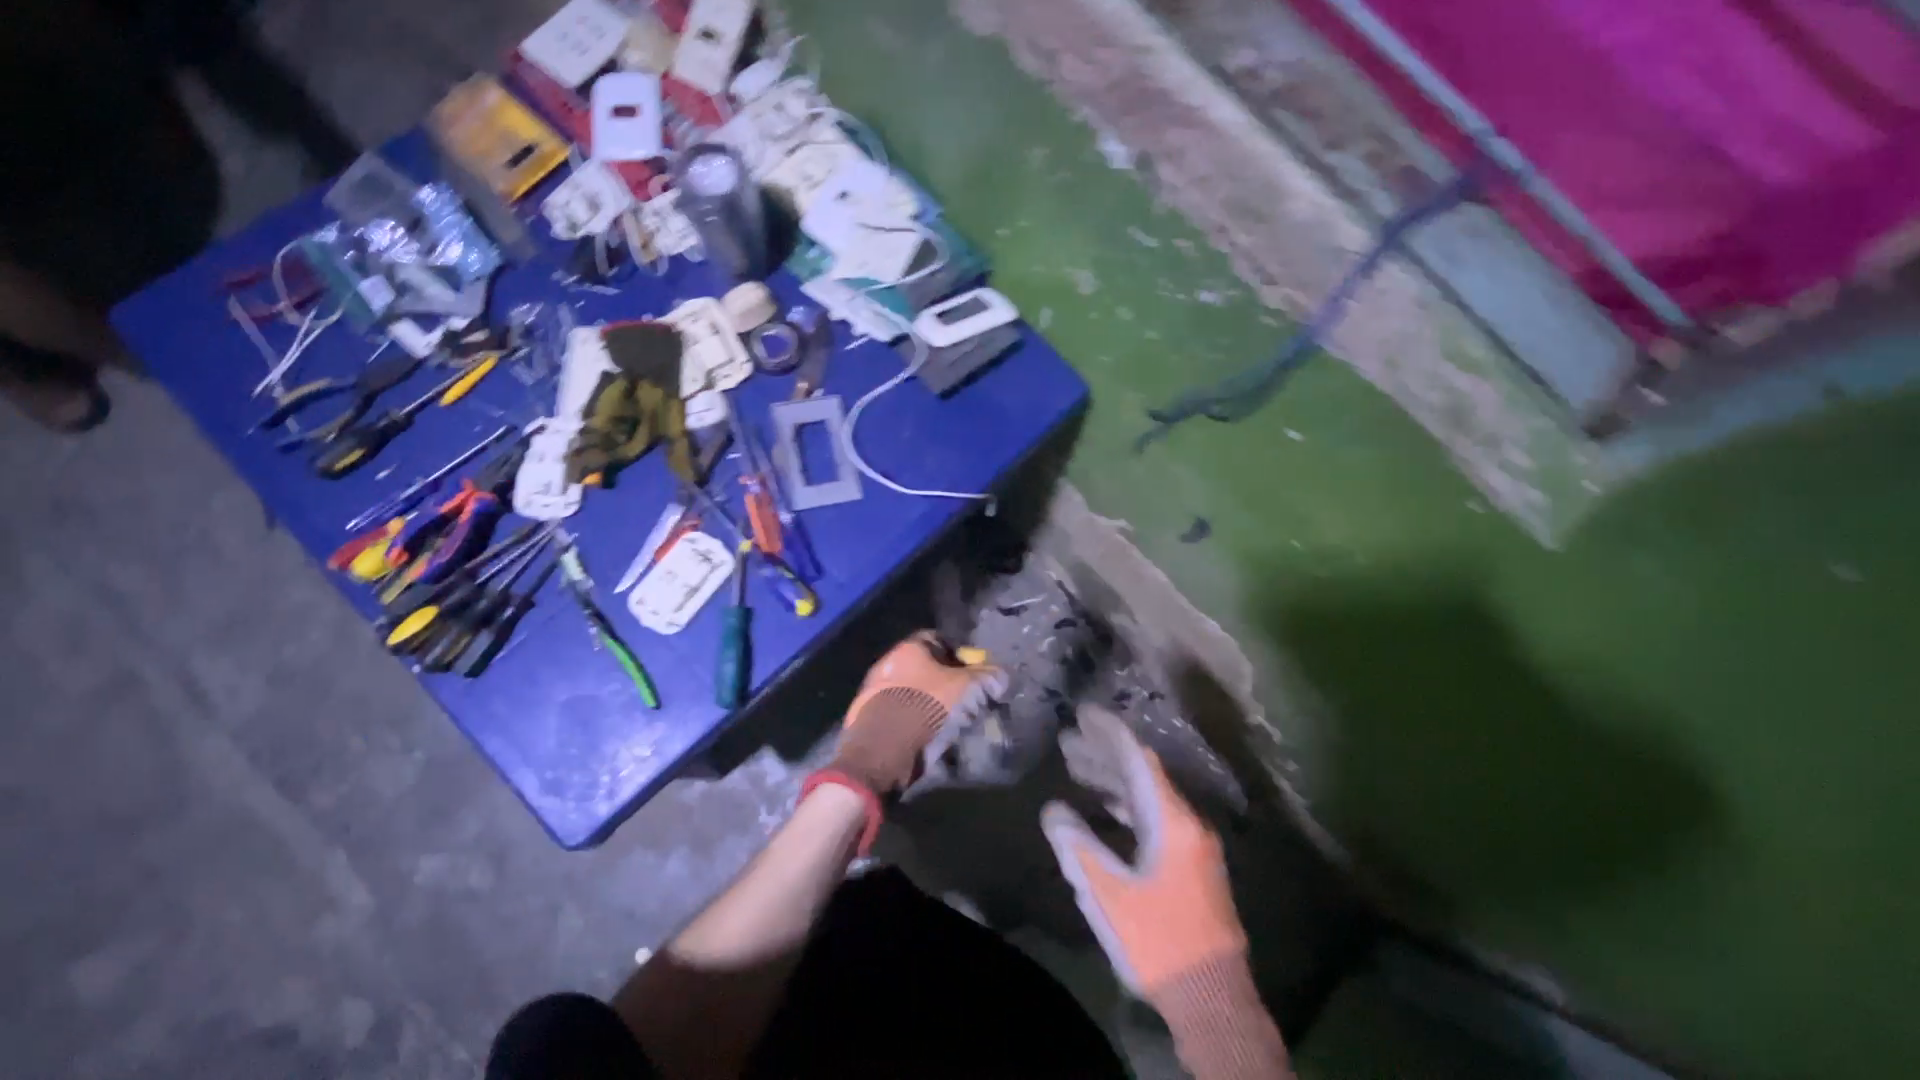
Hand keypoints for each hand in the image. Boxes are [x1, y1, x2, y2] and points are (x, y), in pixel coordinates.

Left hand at [833, 631, 1006, 795]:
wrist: (883, 749)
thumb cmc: (927, 707)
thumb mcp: (968, 689)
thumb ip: (988, 677)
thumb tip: (1001, 676)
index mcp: (908, 648)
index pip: (938, 639)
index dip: (960, 654)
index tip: (974, 673)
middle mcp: (887, 663)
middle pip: (922, 667)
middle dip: (944, 682)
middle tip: (964, 701)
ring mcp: (872, 692)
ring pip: (909, 691)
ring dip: (927, 704)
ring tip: (947, 724)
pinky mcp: (866, 719)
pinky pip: (897, 714)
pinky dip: (911, 722)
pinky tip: (925, 737)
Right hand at [1042, 706, 1246, 998]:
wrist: (1210, 994)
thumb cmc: (1157, 938)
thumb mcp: (1107, 892)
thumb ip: (1078, 846)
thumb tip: (1053, 809)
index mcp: (1172, 821)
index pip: (1138, 761)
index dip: (1109, 734)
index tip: (1083, 713)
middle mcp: (1188, 824)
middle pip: (1144, 775)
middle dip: (1105, 754)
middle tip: (1069, 739)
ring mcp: (1193, 846)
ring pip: (1150, 798)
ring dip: (1115, 781)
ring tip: (1078, 767)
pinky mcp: (1192, 866)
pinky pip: (1156, 819)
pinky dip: (1127, 807)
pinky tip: (1105, 811)